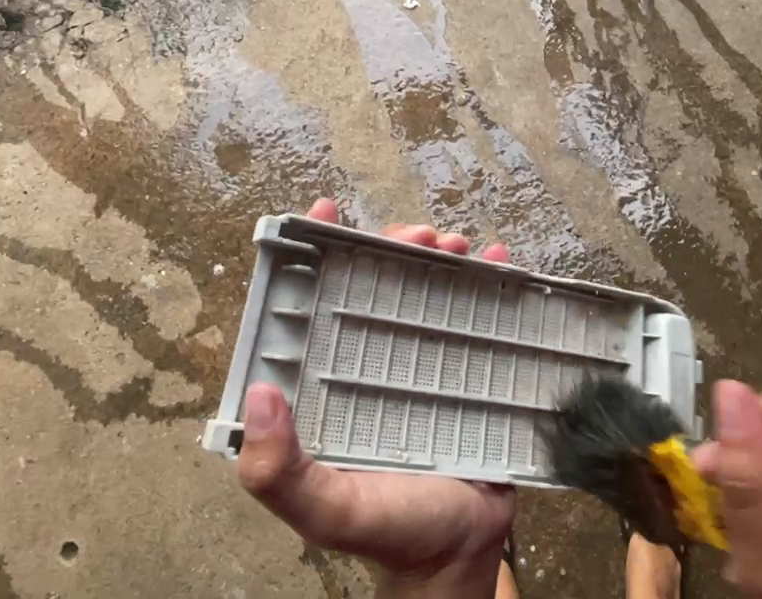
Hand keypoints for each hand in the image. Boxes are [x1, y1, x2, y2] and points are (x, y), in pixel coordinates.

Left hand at [235, 199, 514, 597]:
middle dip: (396, 244)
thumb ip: (280, 473)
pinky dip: (490, 282)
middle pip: (381, 280)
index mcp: (332, 378)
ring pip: (430, 288)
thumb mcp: (326, 509)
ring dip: (442, 255)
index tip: (328, 209)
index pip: (320, 301)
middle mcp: (376, 357)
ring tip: (458, 246)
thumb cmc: (390, 530)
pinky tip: (501, 264)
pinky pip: (480, 313)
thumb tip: (260, 396)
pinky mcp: (472, 366)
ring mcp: (426, 358)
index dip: (319, 251)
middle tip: (421, 235)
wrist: (462, 553)